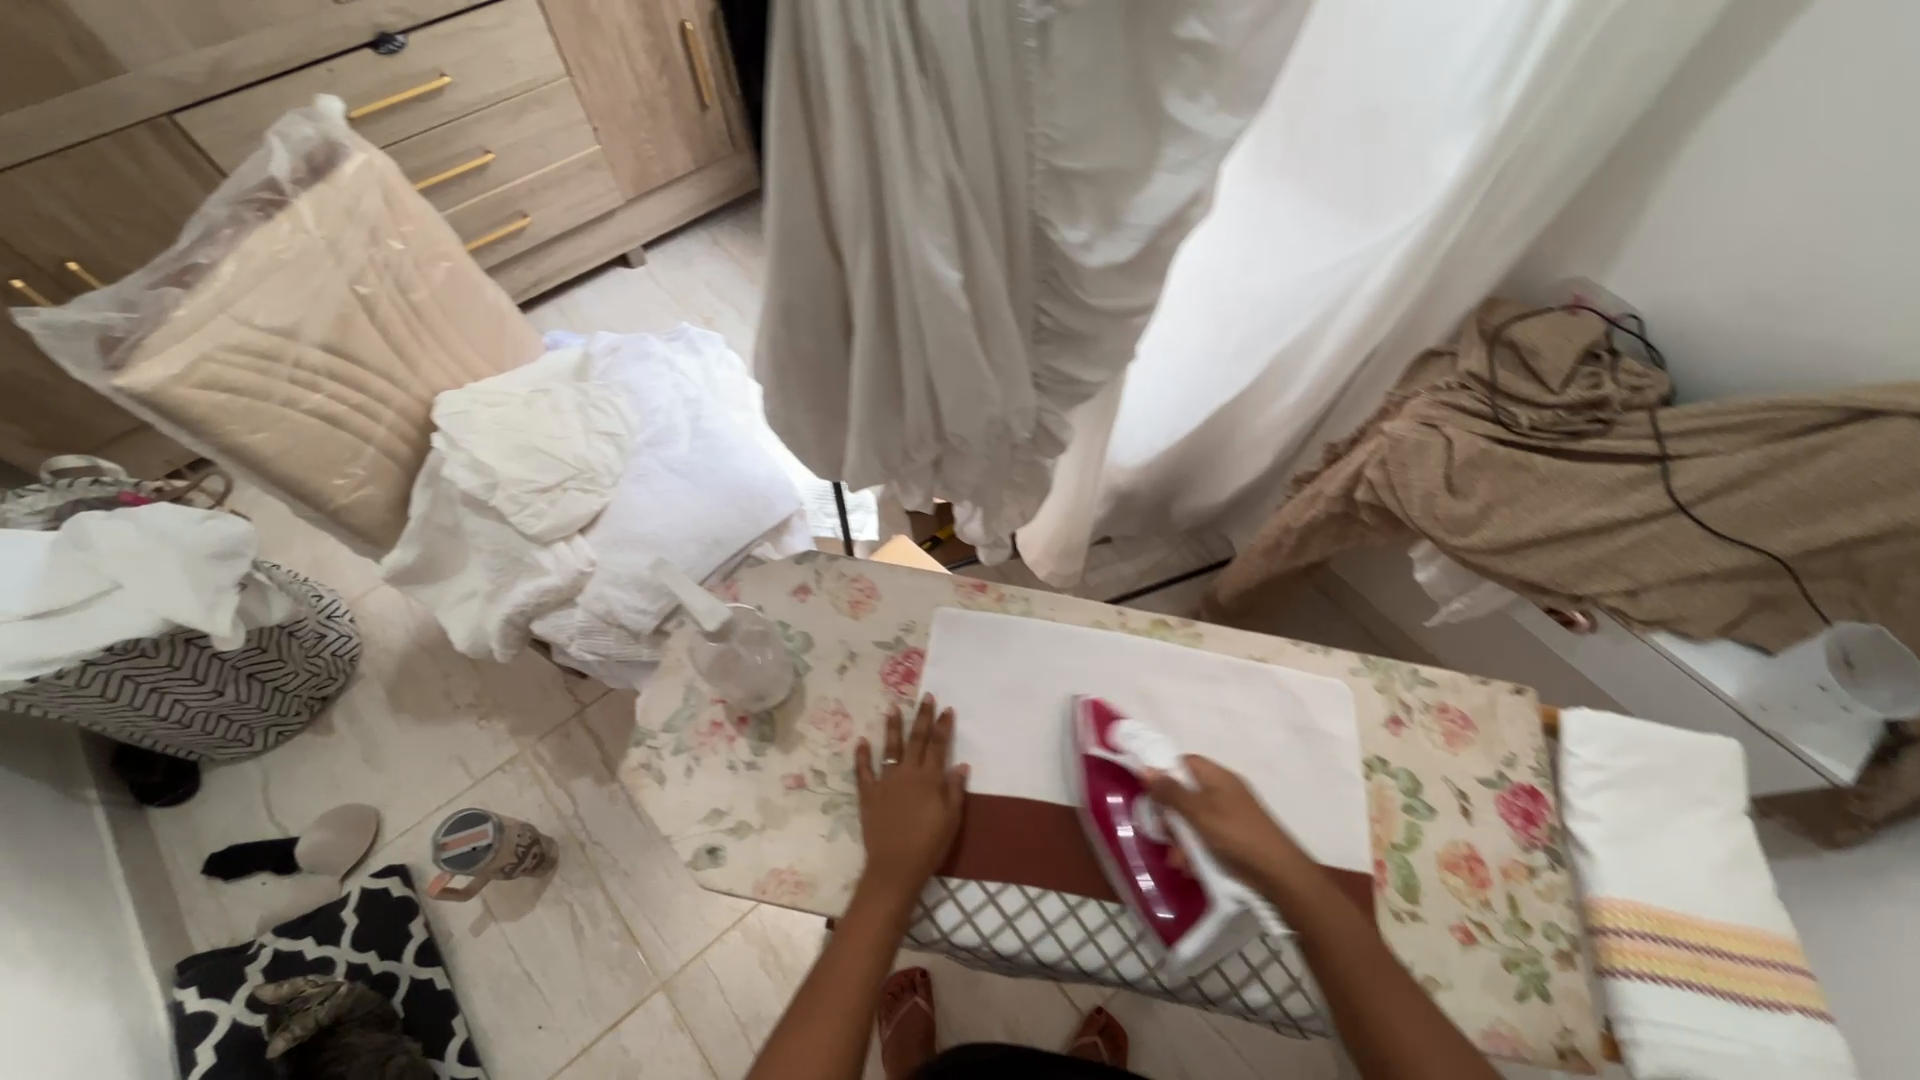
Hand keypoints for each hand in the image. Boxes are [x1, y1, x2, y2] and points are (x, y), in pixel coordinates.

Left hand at [854, 696, 968, 902]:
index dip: (943, 726)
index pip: (939, 746)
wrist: (896, 866)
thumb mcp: (952, 819)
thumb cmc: (930, 845)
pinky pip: (864, 771)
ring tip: (892, 708)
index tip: (947, 709)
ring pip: (890, 748)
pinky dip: (862, 755)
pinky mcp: (868, 794)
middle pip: (917, 740)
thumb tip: (960, 765)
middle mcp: (908, 773)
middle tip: (925, 698)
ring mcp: (886, 781)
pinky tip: (861, 741)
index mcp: (930, 779)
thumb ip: (955, 790)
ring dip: (892, 727)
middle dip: (922, 717)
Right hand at [1146, 755, 1304, 883]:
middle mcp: (1222, 791)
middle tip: (1162, 832)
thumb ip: (1171, 792)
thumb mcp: (1198, 811)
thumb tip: (1146, 770)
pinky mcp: (1231, 838)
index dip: (1165, 772)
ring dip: (1180, 838)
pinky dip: (1194, 850)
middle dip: (1170, 815)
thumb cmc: (1235, 833)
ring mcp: (1228, 815)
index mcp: (1217, 777)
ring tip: (1177, 858)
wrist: (1277, 872)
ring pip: (1191, 819)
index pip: (1184, 762)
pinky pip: (1203, 837)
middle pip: (1184, 793)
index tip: (1150, 792)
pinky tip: (1188, 866)